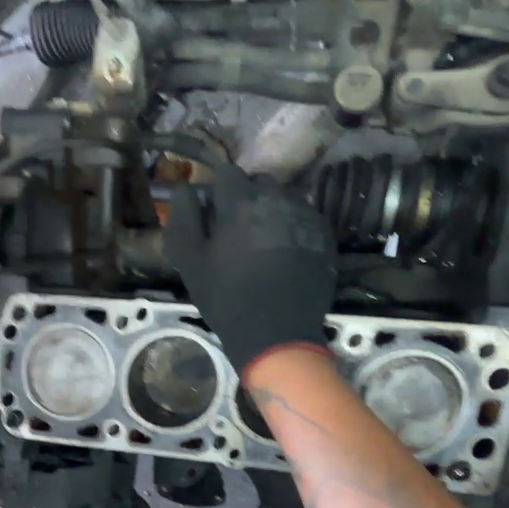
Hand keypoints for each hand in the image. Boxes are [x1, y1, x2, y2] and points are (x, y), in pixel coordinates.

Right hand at [165, 171, 336, 379]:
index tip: (215, 215)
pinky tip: (285, 255)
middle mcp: (277, 198)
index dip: (219, 192)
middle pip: (260, 183)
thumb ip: (184, 219)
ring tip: (264, 243)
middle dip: (248, 199)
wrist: (277, 333)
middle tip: (239, 231)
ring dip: (272, 212)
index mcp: (241, 201)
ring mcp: (305, 215)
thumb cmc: (227, 298)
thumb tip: (184, 189)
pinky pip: (304, 218)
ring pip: (284, 199)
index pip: (228, 174)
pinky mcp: (324, 235)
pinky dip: (293, 229)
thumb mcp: (191, 263)